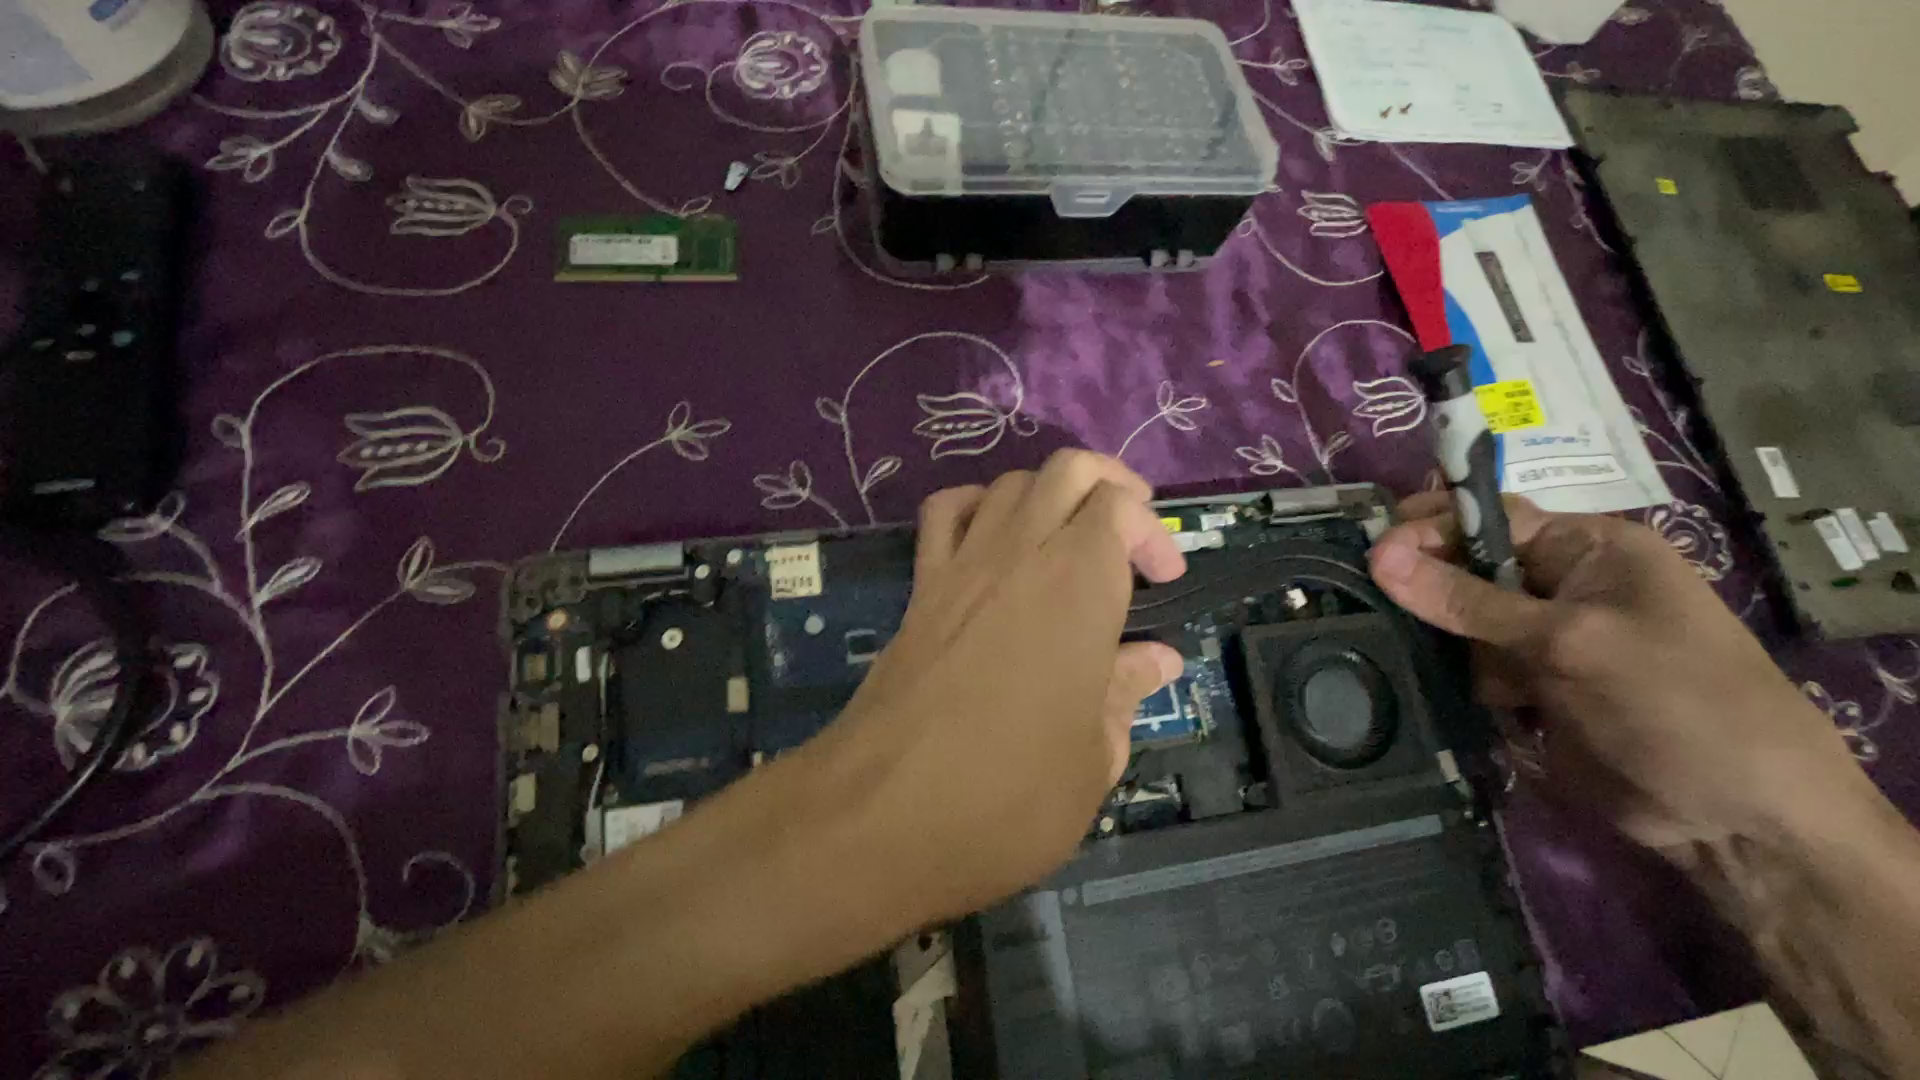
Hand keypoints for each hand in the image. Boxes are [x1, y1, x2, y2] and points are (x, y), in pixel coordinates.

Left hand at [796, 451, 1186, 919]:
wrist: (884, 812)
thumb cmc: (1010, 793)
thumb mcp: (1095, 757)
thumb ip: (1126, 693)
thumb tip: (1155, 660)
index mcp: (1079, 584)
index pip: (1121, 508)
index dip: (1153, 535)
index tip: (1166, 583)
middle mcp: (1019, 553)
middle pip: (1068, 471)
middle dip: (1111, 487)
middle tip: (1129, 539)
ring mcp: (961, 565)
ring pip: (1009, 483)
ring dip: (1049, 494)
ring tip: (1069, 540)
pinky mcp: (919, 589)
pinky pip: (945, 514)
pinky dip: (976, 506)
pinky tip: (993, 540)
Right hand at [1367, 492, 1873, 852]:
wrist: (1737, 817)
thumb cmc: (1674, 700)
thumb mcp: (1570, 641)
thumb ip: (1469, 601)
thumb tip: (1377, 556)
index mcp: (1589, 550)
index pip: (1490, 518)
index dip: (1431, 528)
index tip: (1375, 553)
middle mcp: (1562, 587)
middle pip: (1466, 569)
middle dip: (1430, 590)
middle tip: (1381, 608)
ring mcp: (1544, 640)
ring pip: (1459, 623)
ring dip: (1444, 644)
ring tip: (1436, 665)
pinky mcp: (1529, 688)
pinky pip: (1469, 667)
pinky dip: (1458, 680)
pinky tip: (1462, 697)